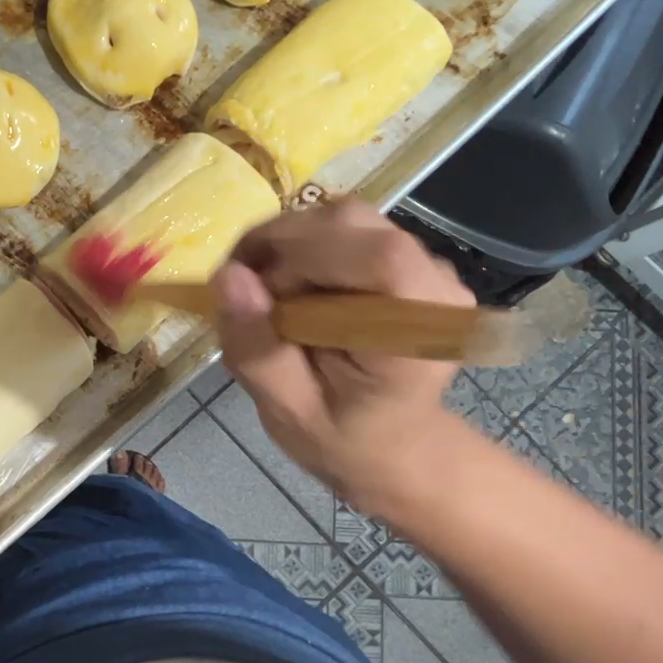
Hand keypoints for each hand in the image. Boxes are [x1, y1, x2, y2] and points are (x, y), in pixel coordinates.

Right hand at [212, 200, 474, 508]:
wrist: (391, 444)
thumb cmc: (341, 439)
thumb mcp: (287, 412)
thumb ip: (259, 350)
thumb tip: (227, 276)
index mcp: (420, 332)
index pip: (376, 257)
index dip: (301, 256)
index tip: (248, 289)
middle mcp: (435, 285)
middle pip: (351, 224)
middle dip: (281, 247)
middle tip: (242, 295)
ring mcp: (424, 265)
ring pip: (343, 218)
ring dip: (286, 247)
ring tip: (263, 296)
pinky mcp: (404, 258)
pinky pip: (344, 231)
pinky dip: (301, 251)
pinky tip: (287, 294)